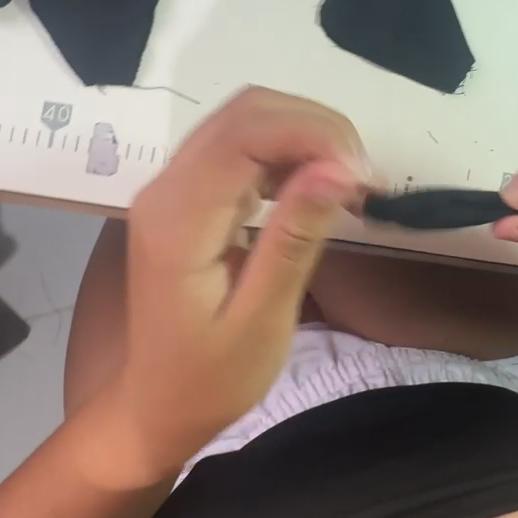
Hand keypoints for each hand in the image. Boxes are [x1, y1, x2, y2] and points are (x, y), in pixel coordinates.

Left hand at [107, 87, 369, 483]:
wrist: (154, 406)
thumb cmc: (209, 380)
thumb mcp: (262, 321)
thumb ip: (295, 239)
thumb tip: (339, 170)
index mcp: (178, 220)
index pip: (244, 134)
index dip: (312, 135)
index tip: (362, 175)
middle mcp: (168, 186)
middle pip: (247, 111)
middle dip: (316, 127)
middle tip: (363, 178)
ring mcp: (175, 184)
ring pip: (247, 117)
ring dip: (306, 134)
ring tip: (349, 181)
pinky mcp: (190, 190)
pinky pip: (244, 142)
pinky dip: (290, 148)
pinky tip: (318, 184)